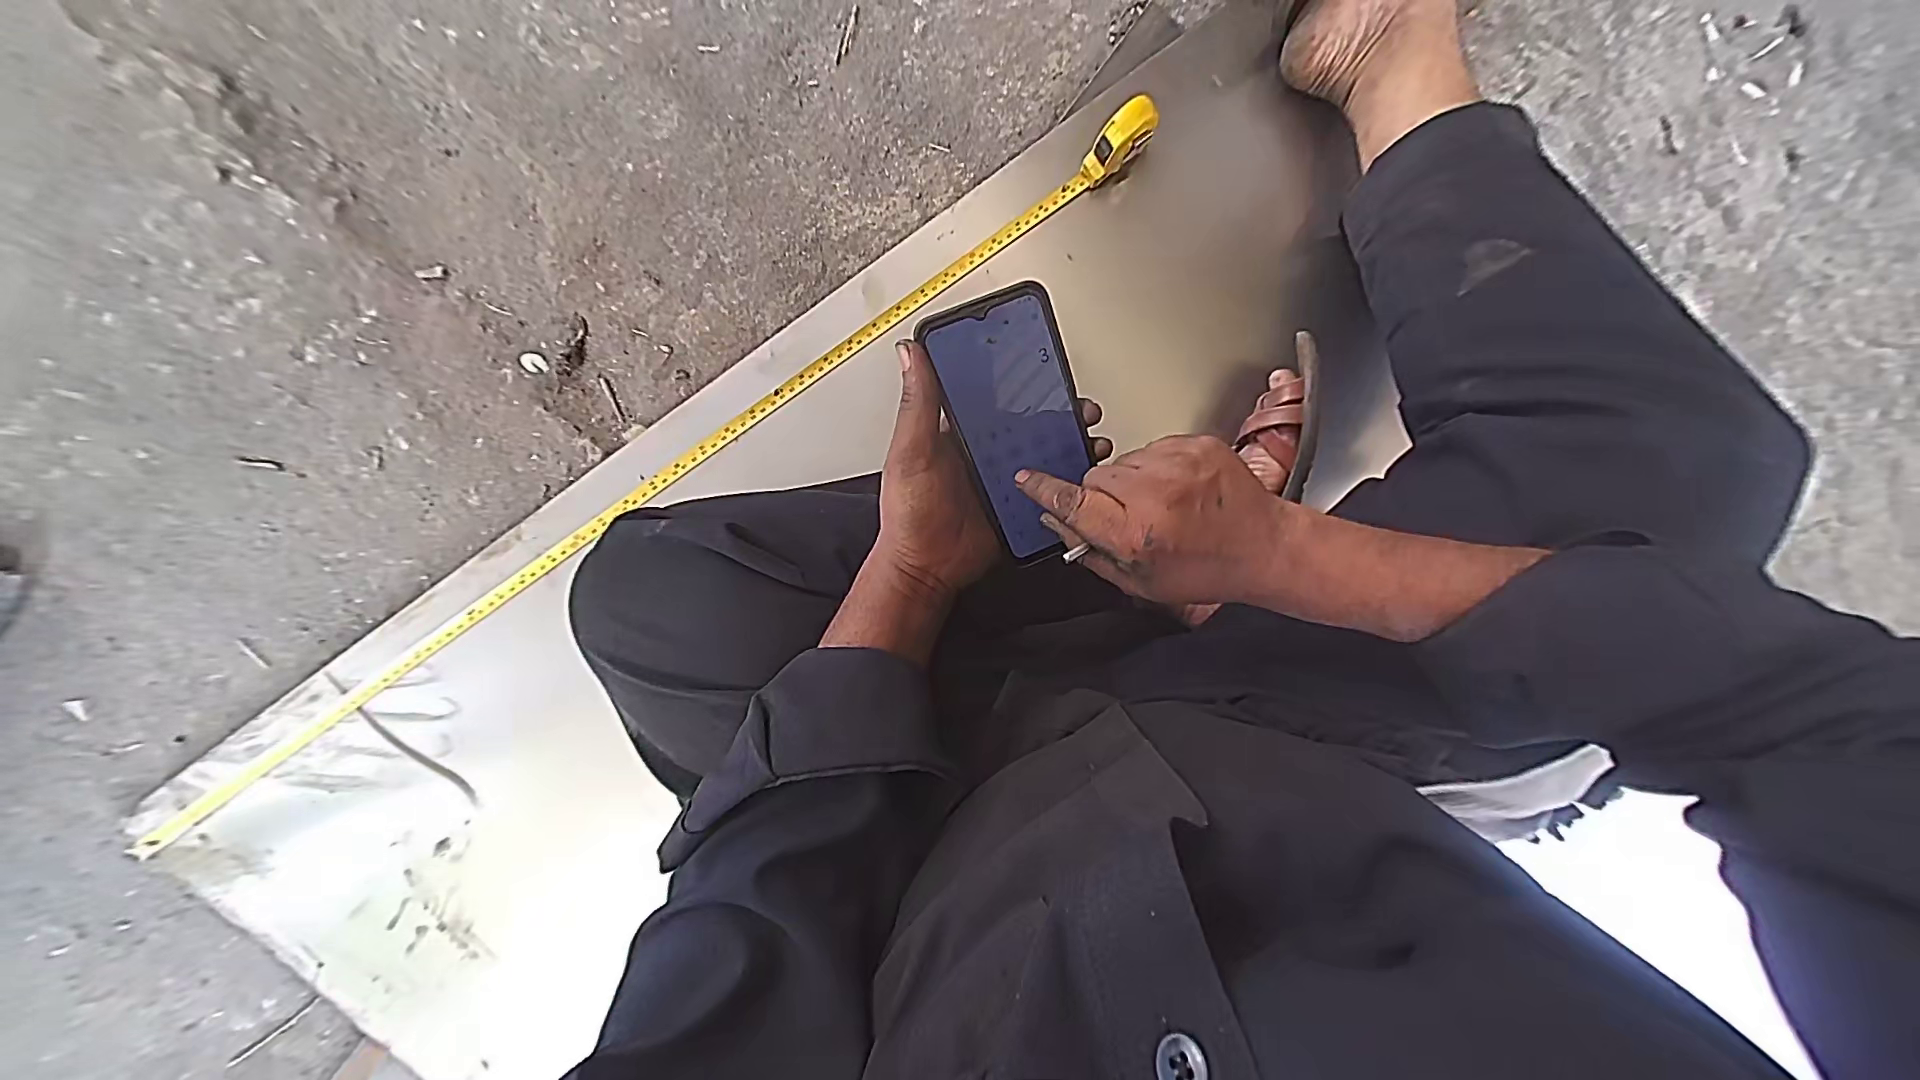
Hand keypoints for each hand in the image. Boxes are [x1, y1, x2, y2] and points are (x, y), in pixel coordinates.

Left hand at [875, 341, 1113, 601]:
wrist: (925, 568)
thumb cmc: (909, 515)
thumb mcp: (909, 454)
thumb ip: (917, 406)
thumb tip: (910, 355)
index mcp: (956, 432)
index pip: (988, 395)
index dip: (1013, 378)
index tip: (1036, 362)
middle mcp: (982, 451)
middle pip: (1024, 420)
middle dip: (1054, 409)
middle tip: (1075, 403)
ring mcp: (1001, 476)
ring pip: (1040, 450)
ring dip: (1065, 440)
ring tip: (1085, 433)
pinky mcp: (1016, 502)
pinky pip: (1045, 484)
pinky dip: (1063, 476)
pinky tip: (1077, 469)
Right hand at [1016, 435, 1289, 607]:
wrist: (1264, 546)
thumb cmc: (1207, 569)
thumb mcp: (1139, 581)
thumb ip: (1089, 550)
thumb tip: (1055, 519)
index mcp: (1136, 534)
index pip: (1073, 502)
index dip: (1044, 490)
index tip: (1027, 480)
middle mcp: (1154, 495)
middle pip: (1094, 477)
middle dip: (1101, 496)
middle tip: (1129, 515)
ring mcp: (1177, 465)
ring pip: (1121, 462)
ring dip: (1130, 481)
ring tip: (1161, 503)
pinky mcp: (1195, 445)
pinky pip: (1150, 449)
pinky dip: (1156, 468)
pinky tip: (1177, 490)